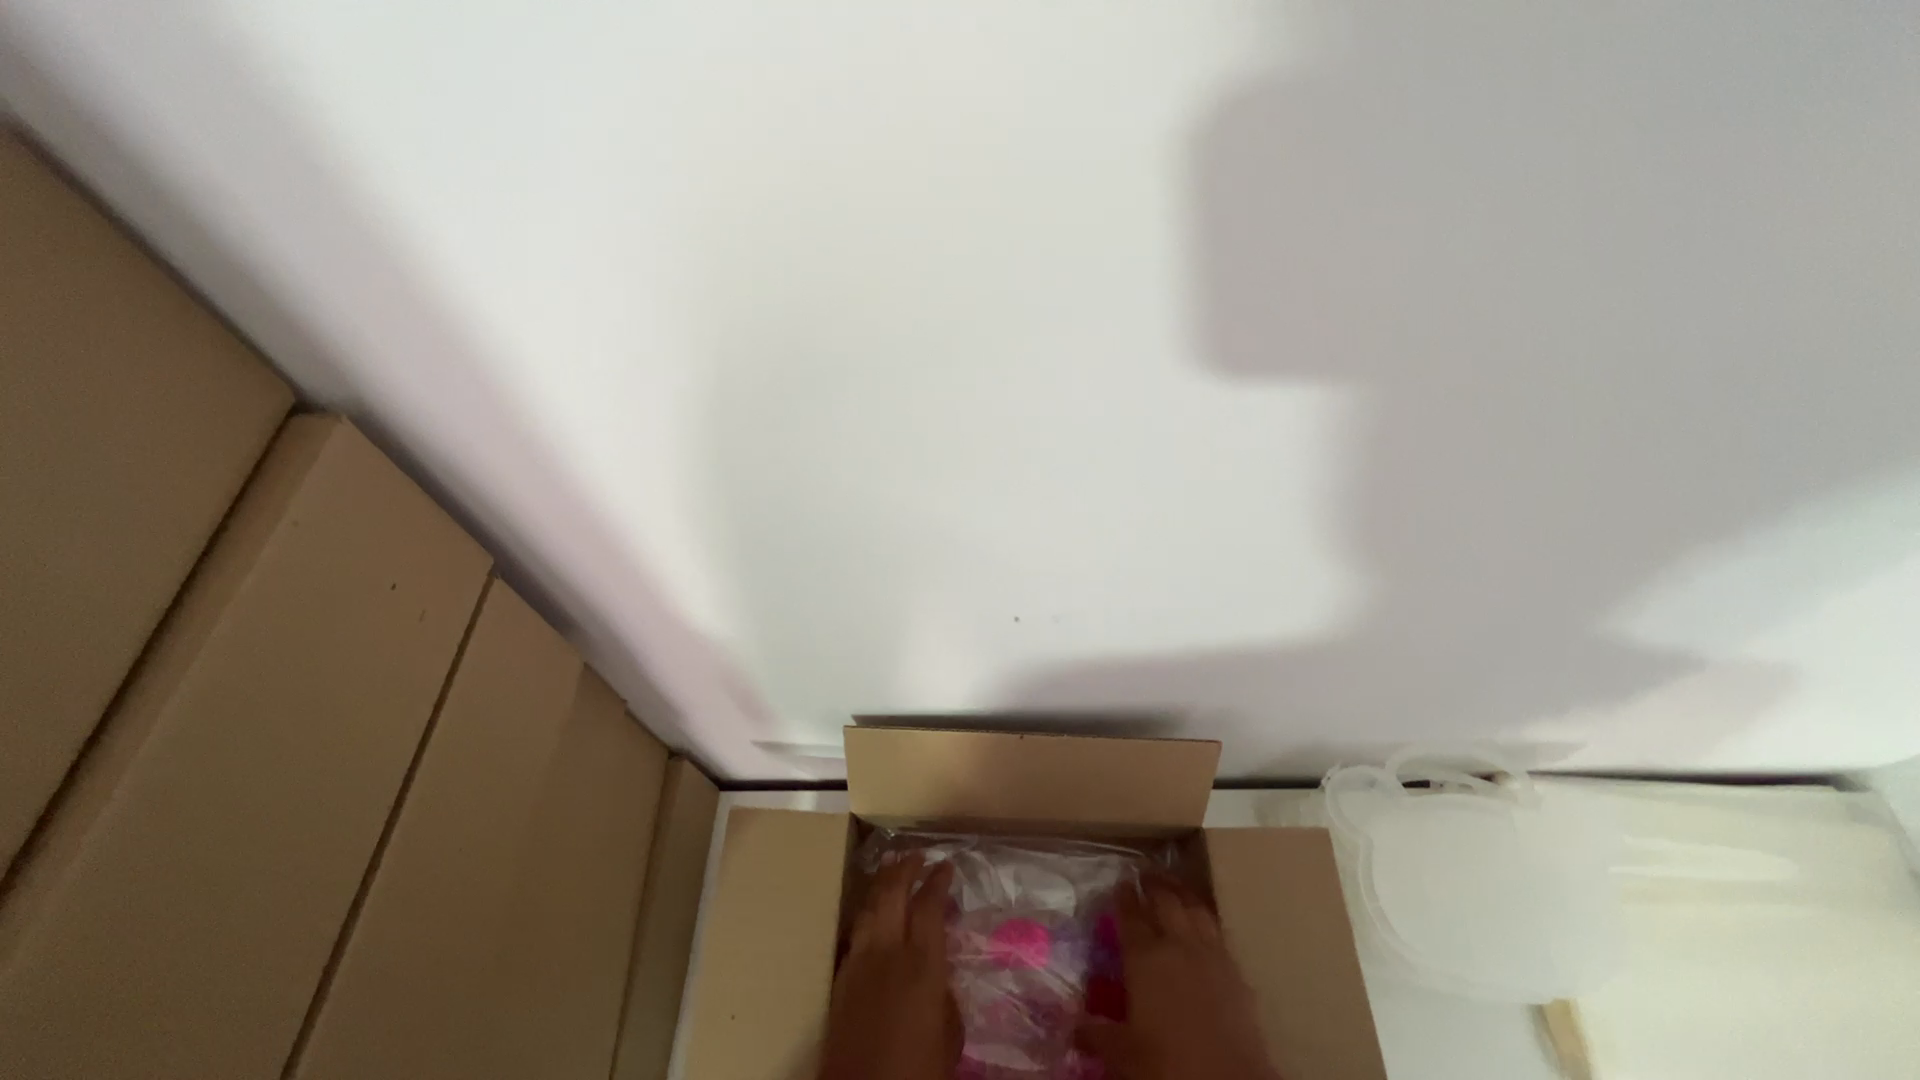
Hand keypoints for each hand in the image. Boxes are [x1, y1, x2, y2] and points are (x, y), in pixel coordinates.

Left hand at [821, 854, 960, 1079]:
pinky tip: (872, 912)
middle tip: (917, 855)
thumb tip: (937, 976)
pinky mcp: (839, 979)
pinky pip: (854, 930)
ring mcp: (858, 962)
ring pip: (868, 907)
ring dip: (881, 883)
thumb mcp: (949, 1034)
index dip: (938, 881)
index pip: (929, 906)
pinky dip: (866, 910)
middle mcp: (887, 952)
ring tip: (891, 869)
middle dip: (904, 868)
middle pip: (892, 893)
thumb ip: (943, 995)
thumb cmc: (918, 1071)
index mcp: (922, 964)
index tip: (946, 865)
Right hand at [1078, 874, 1280, 1079]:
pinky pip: (1218, 932)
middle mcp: (1178, 946)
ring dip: (1183, 893)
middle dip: (1154, 884)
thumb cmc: (1167, 1065)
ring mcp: (1212, 955)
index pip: (1131, 917)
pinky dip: (1206, 919)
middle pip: (1166, 902)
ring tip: (1175, 884)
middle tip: (1145, 872)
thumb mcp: (1123, 1053)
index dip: (1125, 897)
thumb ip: (1097, 1034)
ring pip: (1196, 910)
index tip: (1120, 882)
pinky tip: (1204, 924)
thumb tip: (1074, 1027)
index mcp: (1145, 958)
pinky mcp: (1237, 972)